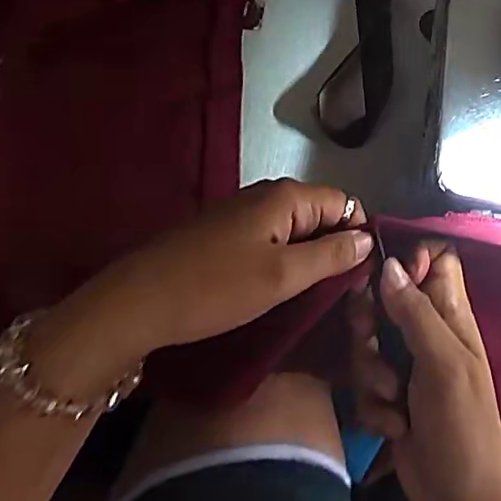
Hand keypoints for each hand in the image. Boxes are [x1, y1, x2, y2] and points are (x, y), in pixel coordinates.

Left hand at [34, 180, 372, 392]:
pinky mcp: (224, 232)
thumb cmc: (213, 289)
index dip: (358, 235)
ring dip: (307, 257)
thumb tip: (368, 239)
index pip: (345, 203)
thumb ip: (331, 255)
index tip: (362, 274)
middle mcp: (268, 194)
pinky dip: (281, 260)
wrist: (131, 306)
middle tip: (338, 291)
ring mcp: (242, 212)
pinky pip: (270, 238)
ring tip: (310, 295)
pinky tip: (274, 289)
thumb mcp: (281, 277)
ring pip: (295, 228)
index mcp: (287, 196)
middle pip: (321, 214)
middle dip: (334, 247)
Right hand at [349, 243, 500, 500]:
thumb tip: (390, 265)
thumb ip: (415, 313)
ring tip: (394, 399)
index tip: (390, 278)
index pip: (433, 259)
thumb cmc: (462, 420)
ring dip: (371, 374)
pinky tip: (396, 426)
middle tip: (372, 342)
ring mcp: (406, 363)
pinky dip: (373, 407)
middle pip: (386, 298)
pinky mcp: (388, 397)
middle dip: (370, 324)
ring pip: (367, 343)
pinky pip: (363, 385)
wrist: (460, 494)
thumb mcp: (442, 362)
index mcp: (450, 311)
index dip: (411, 261)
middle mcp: (427, 329)